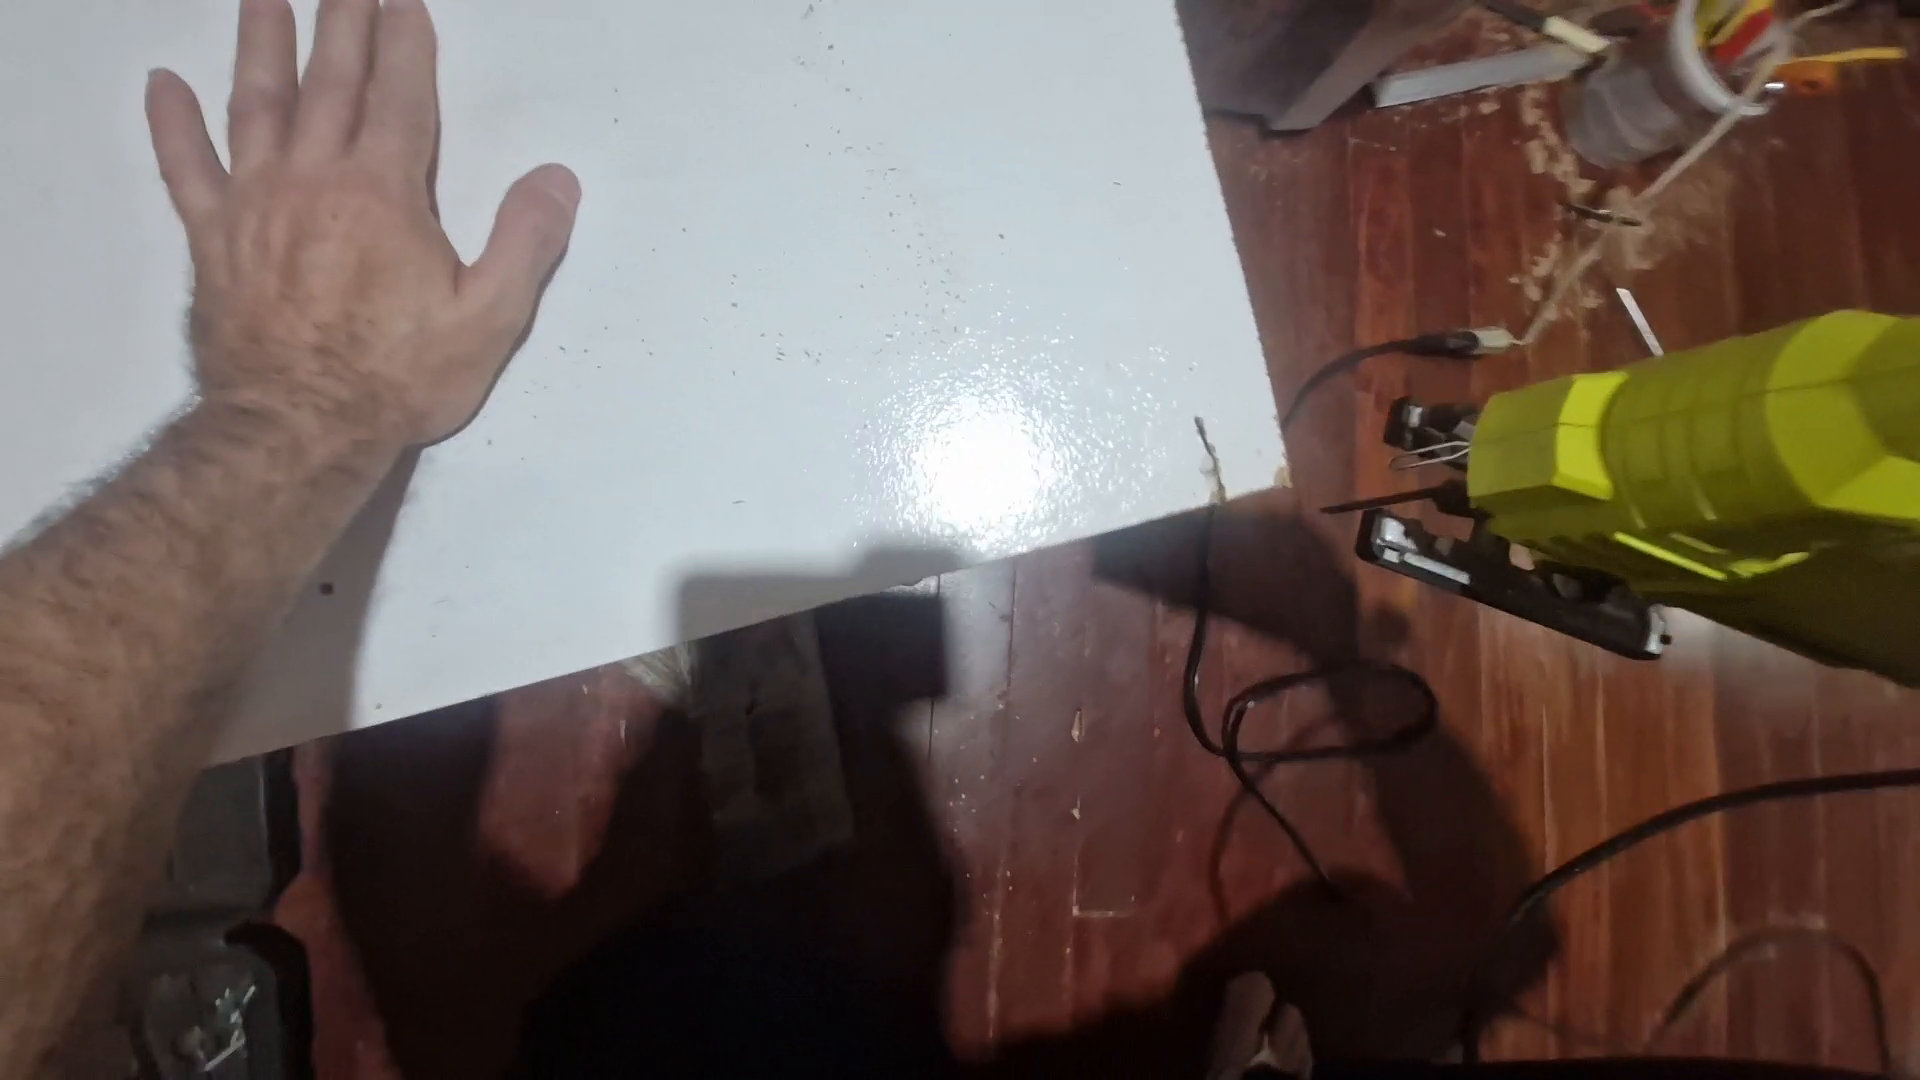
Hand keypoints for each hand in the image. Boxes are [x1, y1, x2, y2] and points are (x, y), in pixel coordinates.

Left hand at [144, 0, 580, 446]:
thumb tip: (557, 178)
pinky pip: (186, 168)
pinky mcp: (214, 240)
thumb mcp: (493, 317)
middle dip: (341, 24)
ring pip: (255, 105)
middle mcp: (313, 181)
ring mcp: (254, 205)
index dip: (404, 46)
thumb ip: (526, 243)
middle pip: (328, 85)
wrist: (305, 424)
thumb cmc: (407, 374)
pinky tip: (165, 86)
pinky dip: (173, 124)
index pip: (399, 102)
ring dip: (260, 44)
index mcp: (384, 197)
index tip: (404, 0)